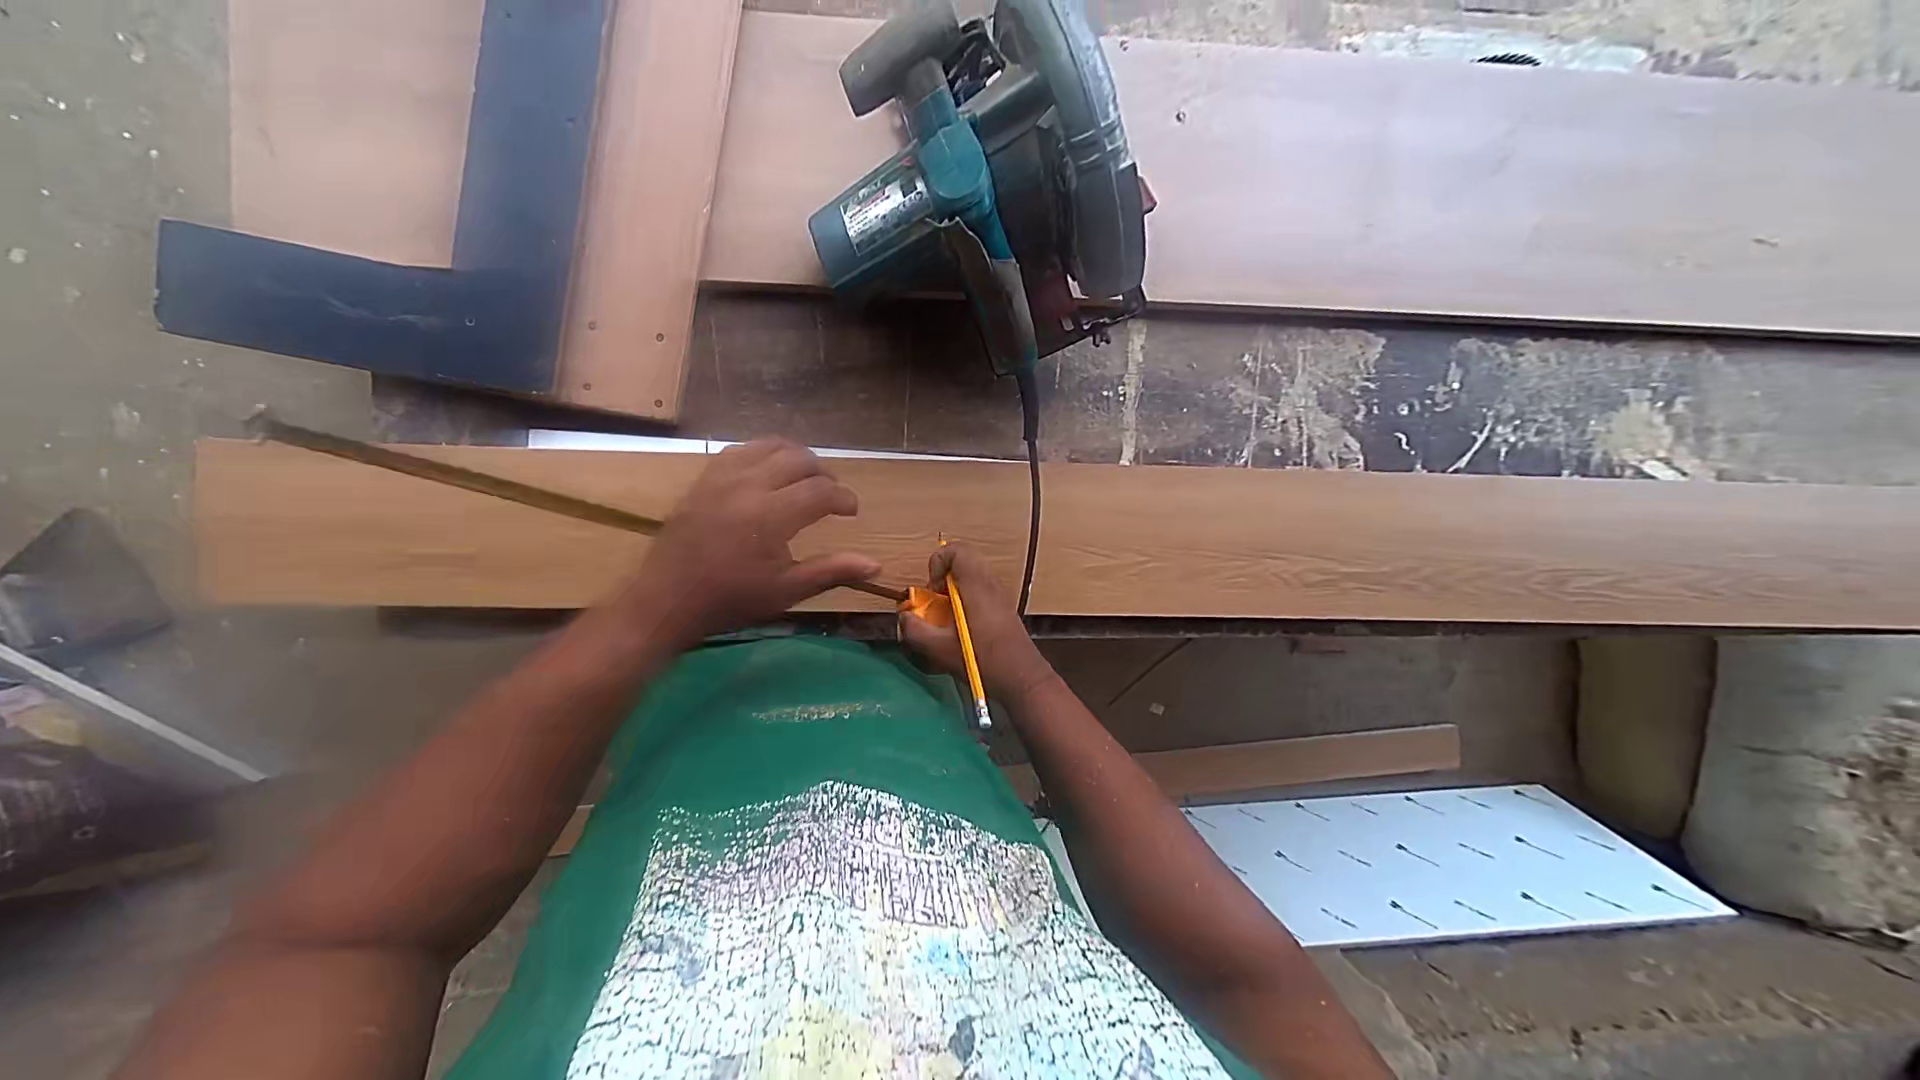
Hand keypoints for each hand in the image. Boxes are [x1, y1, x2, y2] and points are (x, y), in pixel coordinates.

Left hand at [624, 439, 879, 642]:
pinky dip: (762, 453)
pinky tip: (767, 472)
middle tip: (831, 495)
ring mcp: (722, 478)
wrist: (666, 600)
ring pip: (769, 446)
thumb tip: (876, 565)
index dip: (844, 498)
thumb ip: (832, 571)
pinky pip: (739, 450)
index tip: (851, 512)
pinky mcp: (703, 479)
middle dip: (823, 473)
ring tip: (804, 477)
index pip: (821, 491)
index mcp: (771, 516)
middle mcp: (748, 486)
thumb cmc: (730, 601)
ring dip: (795, 457)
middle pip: (799, 459)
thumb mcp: (786, 591)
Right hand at [898, 544, 1053, 699]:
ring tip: (947, 620)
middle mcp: (991, 583)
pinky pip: (979, 592)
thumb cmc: (982, 660)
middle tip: (936, 606)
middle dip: (941, 581)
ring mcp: (1000, 595)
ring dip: (952, 594)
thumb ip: (914, 629)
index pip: (956, 549)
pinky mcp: (1004, 609)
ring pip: (970, 579)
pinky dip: (965, 603)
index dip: (937, 563)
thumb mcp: (939, 649)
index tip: (932, 591)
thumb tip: (903, 616)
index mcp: (976, 584)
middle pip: (961, 563)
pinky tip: (962, 630)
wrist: (1022, 679)